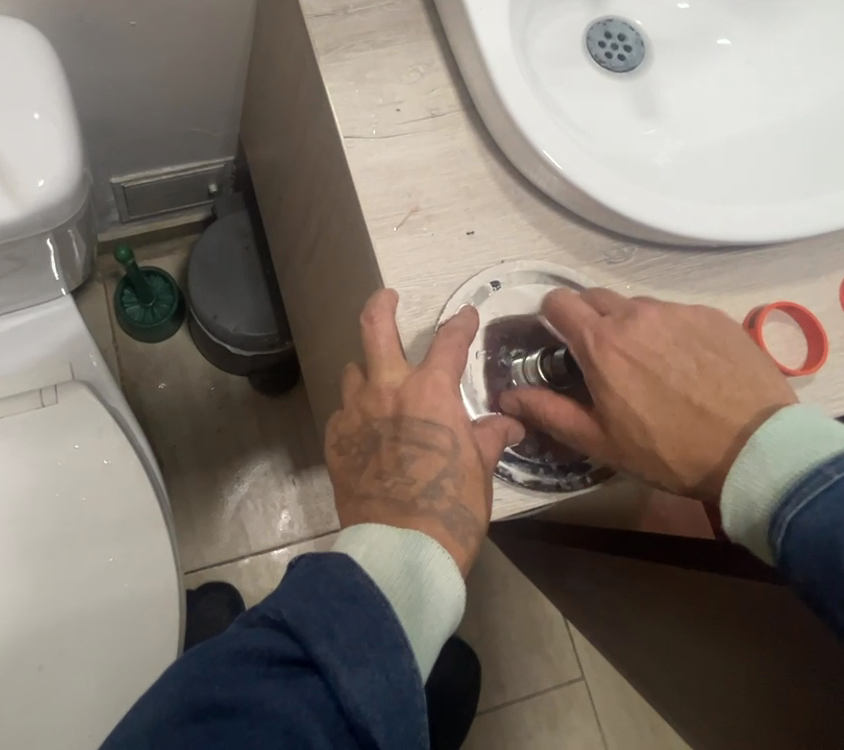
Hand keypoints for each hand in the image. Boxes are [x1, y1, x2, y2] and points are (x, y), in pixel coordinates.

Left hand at [324, 289, 525, 574]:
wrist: (400, 547)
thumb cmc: (450, 506)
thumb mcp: (479, 469)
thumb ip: (488, 437)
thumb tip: (508, 423)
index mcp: (430, 391)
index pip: (449, 342)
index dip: (461, 324)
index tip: (466, 314)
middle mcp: (387, 389)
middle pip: (374, 328)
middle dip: (381, 305)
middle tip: (386, 297)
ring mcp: (355, 412)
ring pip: (353, 371)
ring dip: (366, 371)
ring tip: (376, 382)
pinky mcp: (335, 438)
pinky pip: (344, 412)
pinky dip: (356, 413)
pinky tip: (365, 430)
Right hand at [498, 288, 796, 502]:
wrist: (759, 450)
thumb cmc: (670, 452)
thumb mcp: (600, 441)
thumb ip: (548, 411)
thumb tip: (505, 395)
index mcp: (599, 343)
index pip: (557, 301)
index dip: (551, 317)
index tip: (559, 339)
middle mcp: (633, 315)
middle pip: (594, 297)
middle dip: (589, 319)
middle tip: (603, 356)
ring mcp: (676, 312)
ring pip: (636, 306)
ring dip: (631, 325)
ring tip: (651, 364)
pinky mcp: (711, 316)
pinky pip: (675, 314)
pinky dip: (670, 331)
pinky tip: (687, 365)